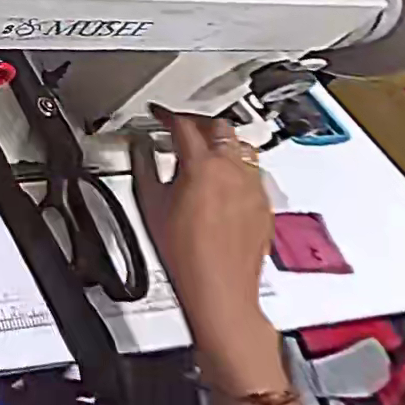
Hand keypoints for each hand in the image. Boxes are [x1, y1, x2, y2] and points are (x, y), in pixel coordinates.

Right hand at [130, 109, 282, 399]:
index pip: (183, 124)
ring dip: (221, 142)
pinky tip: (221, 179)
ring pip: (242, 147)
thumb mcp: (149, 199)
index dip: (166, 114)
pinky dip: (236, 166)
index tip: (158, 113)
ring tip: (203, 149)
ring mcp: (253, 189)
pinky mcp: (264, 207)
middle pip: (219, 126)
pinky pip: (253, 173)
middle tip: (180, 126)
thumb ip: (144, 162)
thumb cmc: (185, 252)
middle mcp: (234, 171)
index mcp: (202, 165)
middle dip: (197, 121)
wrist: (219, 291)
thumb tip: (140, 145)